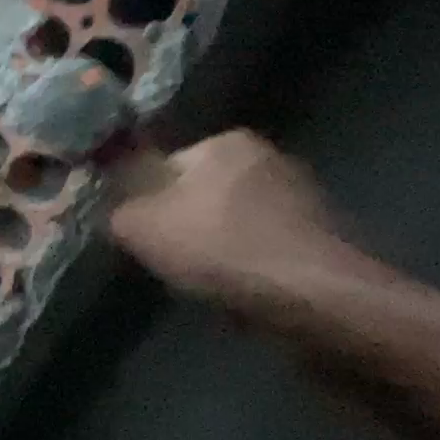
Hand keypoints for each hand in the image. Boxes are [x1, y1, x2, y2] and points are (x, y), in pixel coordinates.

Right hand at [110, 129, 348, 304]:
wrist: (312, 297)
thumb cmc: (217, 248)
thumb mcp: (137, 226)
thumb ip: (117, 209)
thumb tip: (120, 209)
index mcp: (224, 142)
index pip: (163, 167)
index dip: (143, 202)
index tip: (139, 235)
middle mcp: (268, 156)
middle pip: (199, 192)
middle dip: (182, 222)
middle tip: (165, 258)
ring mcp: (303, 195)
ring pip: (232, 220)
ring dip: (214, 244)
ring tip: (202, 278)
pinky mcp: (322, 235)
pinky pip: (262, 244)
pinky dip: (246, 262)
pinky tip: (237, 287)